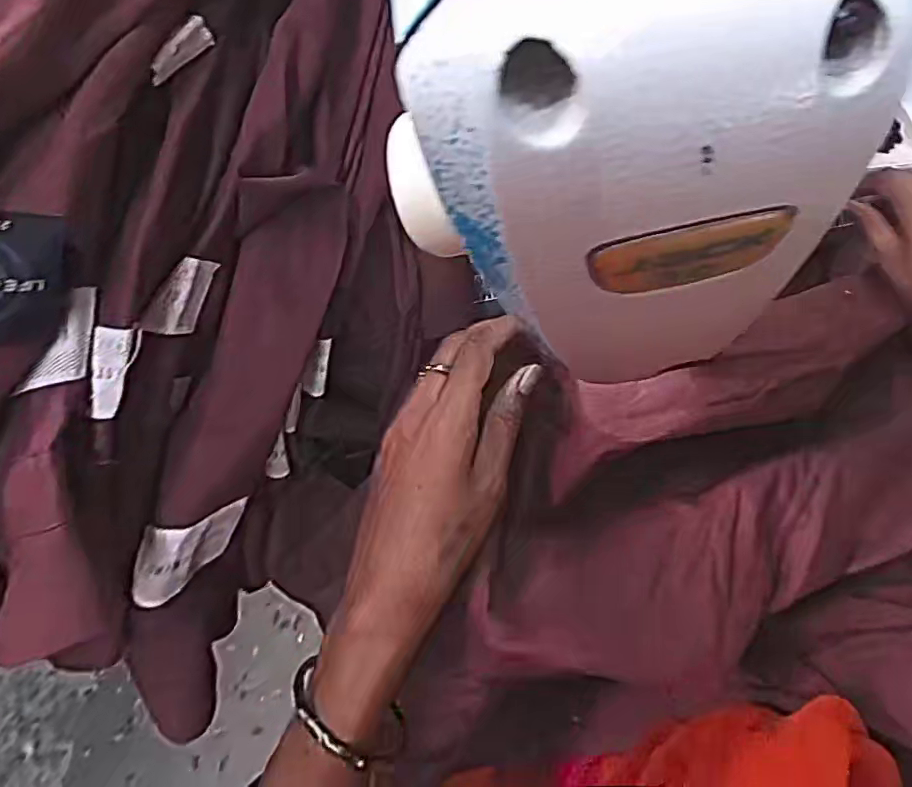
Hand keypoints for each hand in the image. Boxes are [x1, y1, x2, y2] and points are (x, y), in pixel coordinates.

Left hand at [341, 316, 538, 636]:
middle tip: (513, 334)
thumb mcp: (489, 482)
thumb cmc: (447, 540)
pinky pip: (421, 389)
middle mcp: (414, 412)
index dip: (498, 330)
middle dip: (480, 333)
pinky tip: (466, 392)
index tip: (523, 324)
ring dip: (462, 352)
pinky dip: (447, 375)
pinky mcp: (390, 442)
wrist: (386, 587)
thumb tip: (526, 376)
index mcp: (444, 419)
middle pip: (447, 350)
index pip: (471, 352)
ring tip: (496, 359)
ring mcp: (396, 426)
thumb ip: (505, 421)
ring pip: (431, 367)